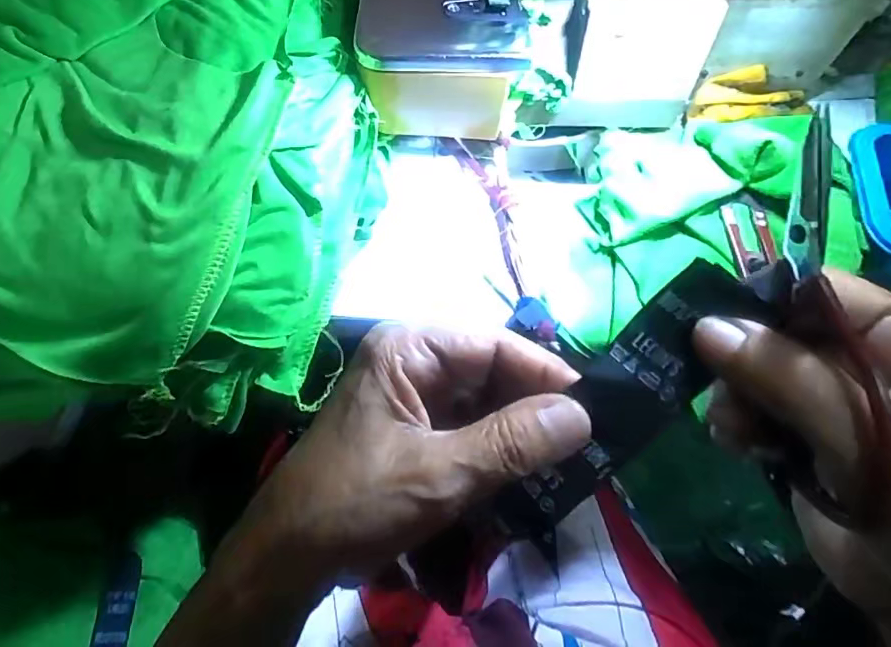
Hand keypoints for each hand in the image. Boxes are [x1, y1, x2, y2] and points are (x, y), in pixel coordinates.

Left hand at [157, 324, 591, 645]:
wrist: (292, 547)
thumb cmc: (357, 498)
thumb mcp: (439, 474)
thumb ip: (509, 444)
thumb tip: (580, 414)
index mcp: (407, 349)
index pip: (491, 345)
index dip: (544, 373)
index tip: (597, 409)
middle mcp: (410, 361)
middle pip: (489, 373)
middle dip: (534, 409)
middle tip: (590, 449)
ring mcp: (410, 395)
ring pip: (482, 404)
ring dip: (518, 436)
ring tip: (569, 469)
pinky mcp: (412, 429)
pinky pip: (466, 430)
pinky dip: (494, 454)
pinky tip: (525, 482)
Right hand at [695, 269, 890, 646]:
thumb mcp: (873, 445)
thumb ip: (788, 378)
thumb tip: (703, 324)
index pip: (821, 290)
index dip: (764, 300)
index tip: (713, 325)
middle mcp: (874, 359)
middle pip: (779, 326)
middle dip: (742, 357)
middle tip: (721, 390)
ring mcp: (840, 397)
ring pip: (756, 364)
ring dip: (735, 394)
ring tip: (733, 430)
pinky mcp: (811, 432)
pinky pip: (754, 402)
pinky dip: (738, 420)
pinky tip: (738, 445)